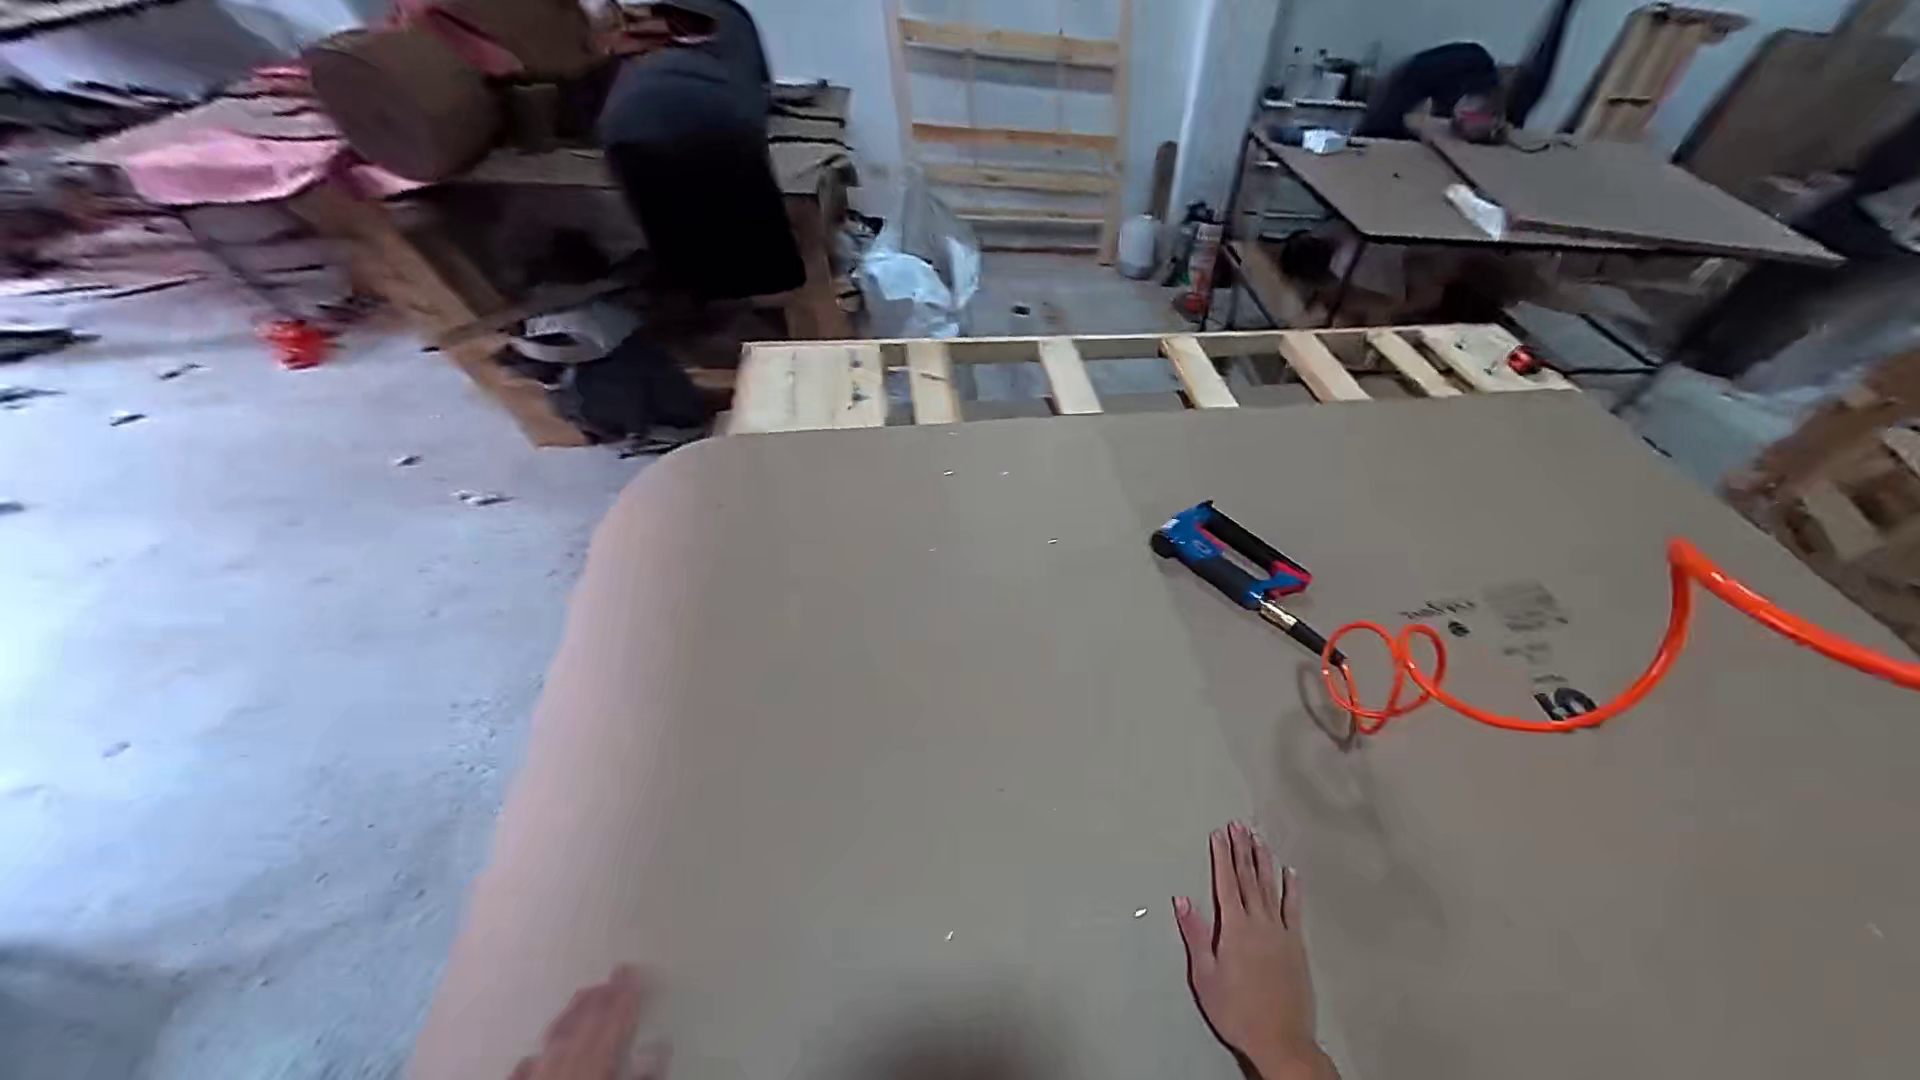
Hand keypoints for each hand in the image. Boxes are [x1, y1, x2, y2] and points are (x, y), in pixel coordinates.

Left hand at [509, 966, 660, 1079]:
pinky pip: (522, 1078)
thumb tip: (660, 1047)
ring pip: (553, 1044)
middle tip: (615, 972)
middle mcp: (564, 1071)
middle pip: (584, 1028)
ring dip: (570, 1017)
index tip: (634, 971)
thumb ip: (642, 1076)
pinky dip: (528, 1064)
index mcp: (595, 1068)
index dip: (626, 997)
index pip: (614, 1025)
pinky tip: (528, 1057)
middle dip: (602, 998)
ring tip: (583, 994)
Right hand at [1173, 824, 1336, 1079]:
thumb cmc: (1236, 1010)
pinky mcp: (1296, 945)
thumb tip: (1182, 899)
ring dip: (1263, 860)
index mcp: (1235, 928)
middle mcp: (1260, 923)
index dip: (1222, 856)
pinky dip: (1292, 889)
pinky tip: (1290, 872)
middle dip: (1241, 849)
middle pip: (1249, 878)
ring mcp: (1281, 933)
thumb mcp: (1205, 975)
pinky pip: (1294, 909)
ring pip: (1271, 887)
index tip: (1218, 834)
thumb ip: (1195, 934)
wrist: (1282, 1042)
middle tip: (1238, 825)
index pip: (1226, 883)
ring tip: (1258, 838)